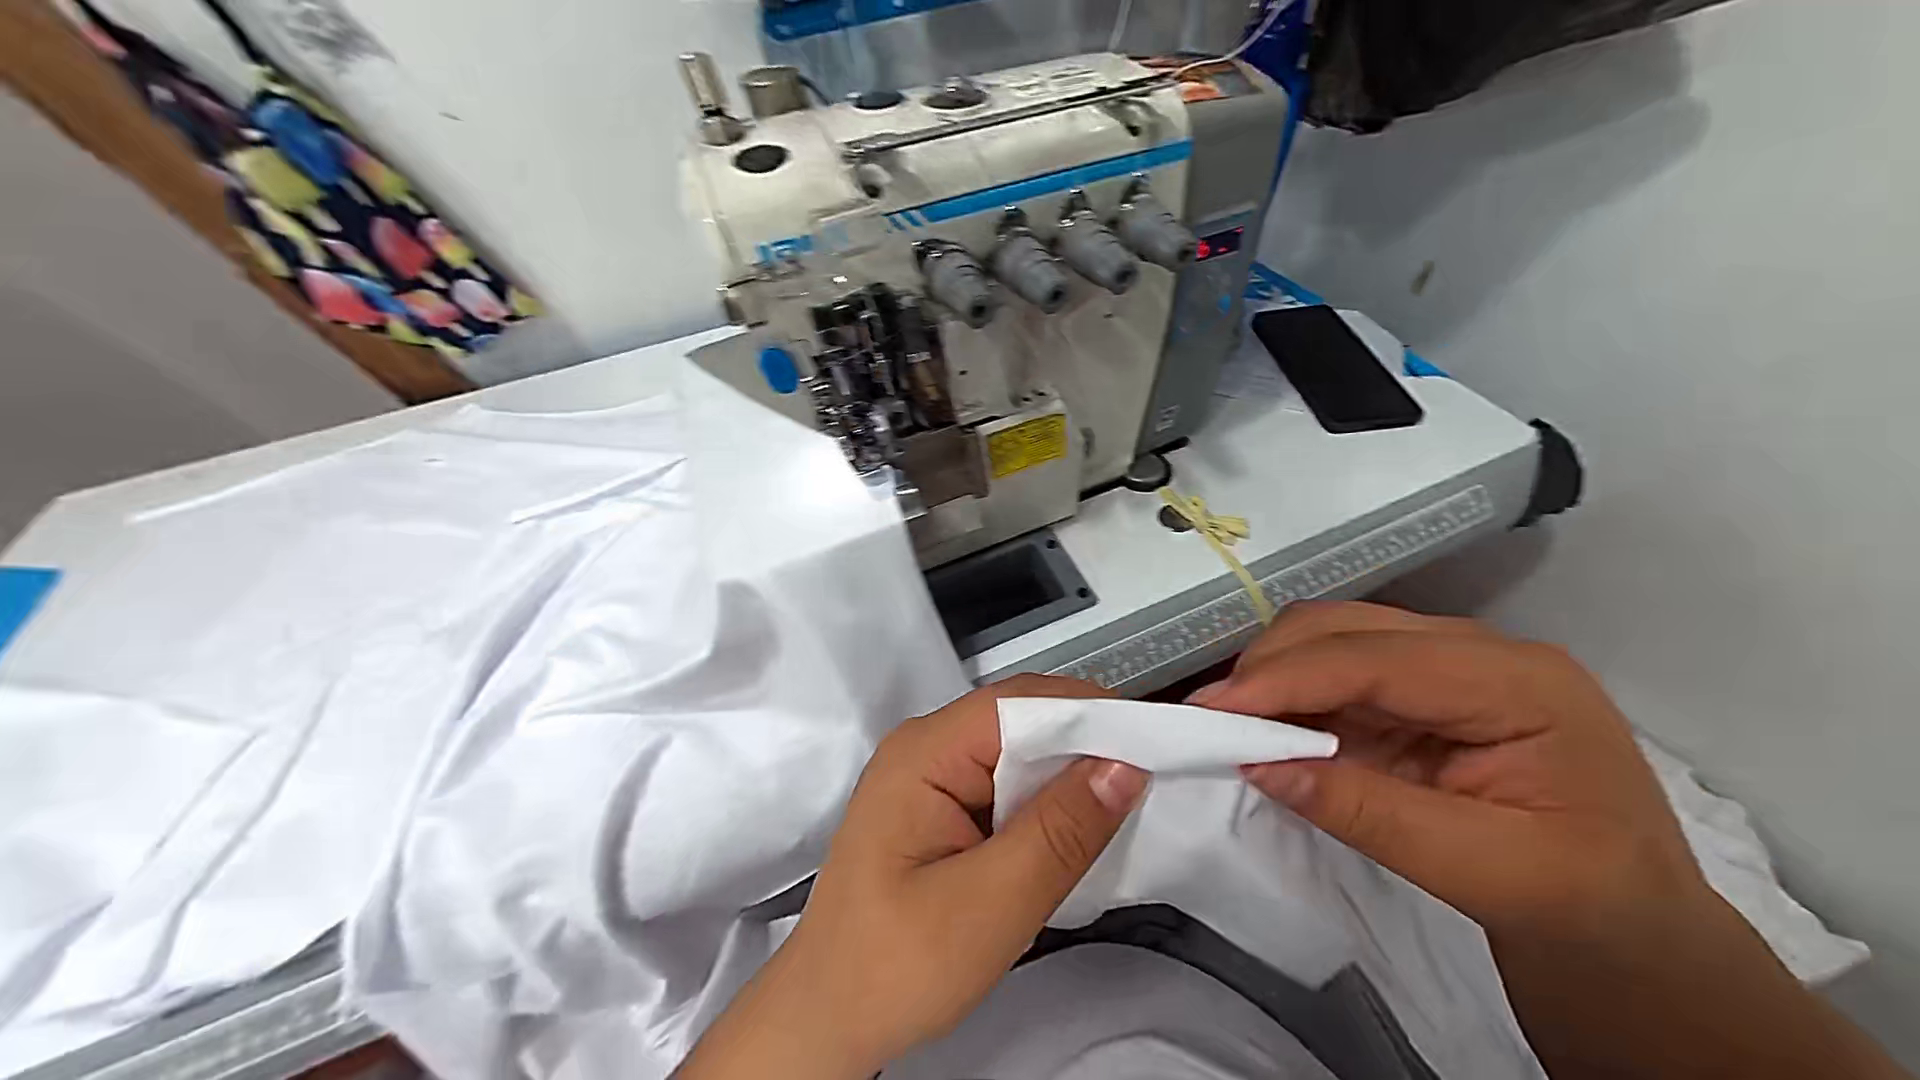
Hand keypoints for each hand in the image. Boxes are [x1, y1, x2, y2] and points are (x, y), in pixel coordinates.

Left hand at [677, 675, 1147, 1079]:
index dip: (1084, 712)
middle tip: (1146, 777)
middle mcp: (923, 748)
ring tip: (1121, 800)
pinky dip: (1042, 797)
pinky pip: (1002, 780)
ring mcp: (928, 775)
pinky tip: (1072, 823)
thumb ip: (1060, 831)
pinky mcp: (938, 805)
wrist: (828, 1019)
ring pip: (1014, 750)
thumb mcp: (991, 904)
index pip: (1015, 704)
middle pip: (1016, 718)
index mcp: (923, 753)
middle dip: (1081, 741)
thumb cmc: (896, 966)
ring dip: (1065, 772)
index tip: (1150, 741)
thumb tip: (1124, 764)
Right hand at [1197, 602, 1910, 1079]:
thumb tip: (1258, 766)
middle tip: (1213, 716)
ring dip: (1275, 673)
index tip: (1212, 707)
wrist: (1630, 929)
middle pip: (1346, 626)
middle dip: (1270, 665)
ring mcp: (1448, 664)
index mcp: (1519, 683)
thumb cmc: (1582, 904)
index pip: (1377, 658)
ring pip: (1332, 636)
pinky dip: (1292, 692)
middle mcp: (1480, 652)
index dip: (1286, 678)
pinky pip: (1336, 670)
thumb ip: (1366, 811)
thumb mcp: (1481, 870)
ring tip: (1234, 720)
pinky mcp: (1418, 688)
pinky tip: (1269, 723)